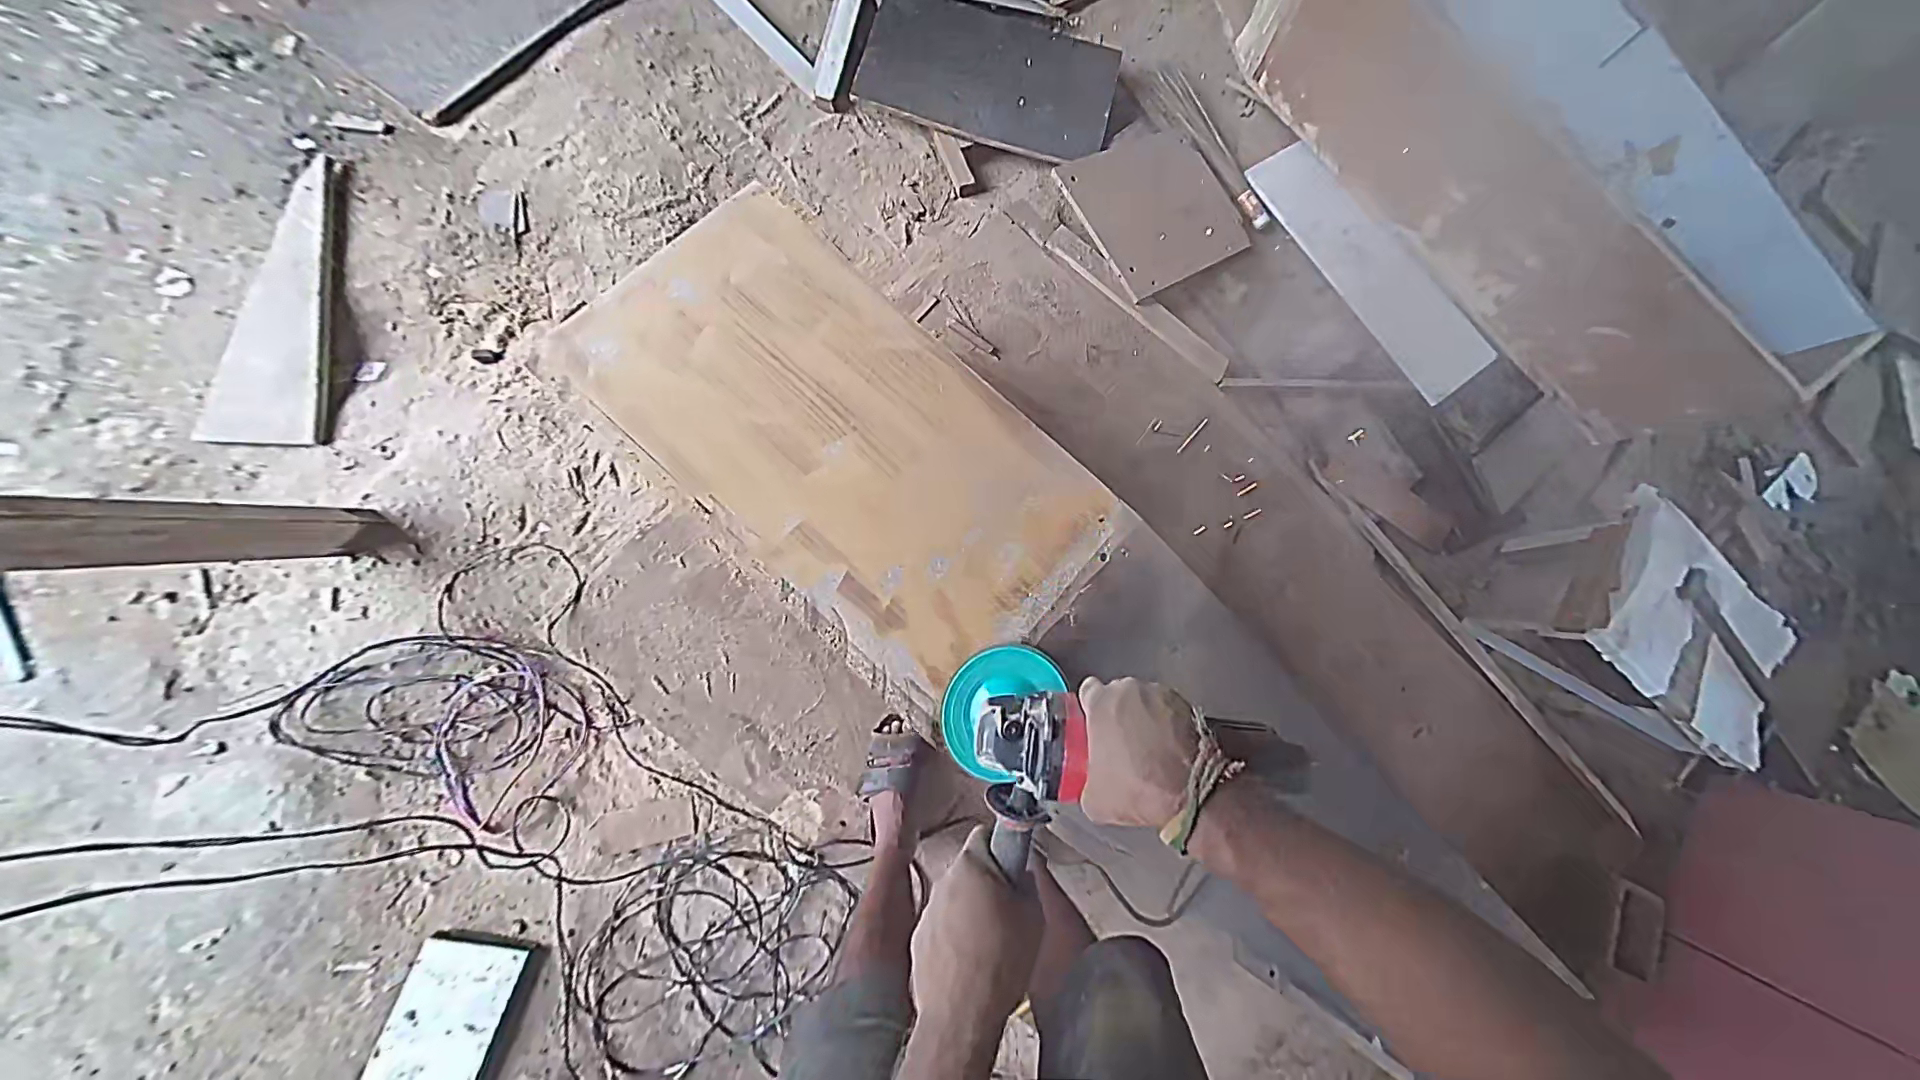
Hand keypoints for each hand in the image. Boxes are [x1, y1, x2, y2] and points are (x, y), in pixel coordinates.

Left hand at [910, 826, 1043, 1040]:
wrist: (961, 1015)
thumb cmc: (1000, 962)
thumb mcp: (1033, 915)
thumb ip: (1027, 881)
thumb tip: (1020, 872)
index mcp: (971, 865)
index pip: (985, 834)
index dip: (1002, 843)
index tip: (1012, 858)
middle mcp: (944, 880)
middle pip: (969, 867)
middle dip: (987, 880)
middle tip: (1009, 906)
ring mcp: (928, 910)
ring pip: (955, 897)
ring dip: (970, 908)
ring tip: (992, 941)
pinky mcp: (919, 938)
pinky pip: (942, 925)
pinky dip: (955, 935)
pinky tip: (972, 960)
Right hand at [1076, 676, 1198, 827]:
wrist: (1192, 796)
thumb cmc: (1139, 788)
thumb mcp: (1095, 799)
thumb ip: (1087, 780)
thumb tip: (1092, 786)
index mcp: (1101, 703)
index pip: (1088, 690)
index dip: (1090, 708)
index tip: (1094, 725)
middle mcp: (1131, 690)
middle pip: (1119, 694)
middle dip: (1120, 714)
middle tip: (1122, 744)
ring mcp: (1163, 695)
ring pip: (1147, 701)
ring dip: (1146, 718)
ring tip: (1150, 750)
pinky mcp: (1190, 706)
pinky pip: (1171, 711)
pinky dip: (1170, 725)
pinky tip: (1170, 751)